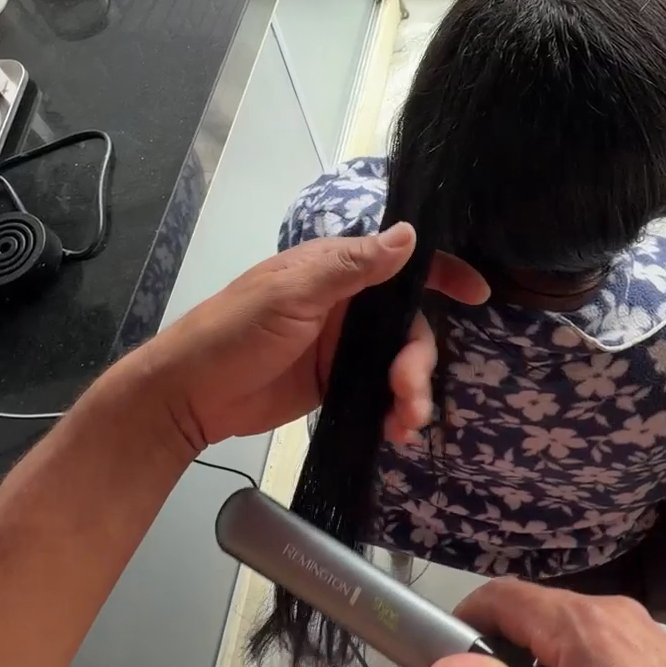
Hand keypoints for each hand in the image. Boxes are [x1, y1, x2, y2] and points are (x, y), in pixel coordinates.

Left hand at [136, 223, 489, 451]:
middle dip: (419, 359)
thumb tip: (410, 234)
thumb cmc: (234, 331)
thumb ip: (351, 267)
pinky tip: (395, 432)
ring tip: (405, 424)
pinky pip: (381, 391)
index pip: (399, 261)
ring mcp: (343, 346)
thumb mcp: (291, 295)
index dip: (441, 273)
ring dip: (412, 390)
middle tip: (409, 393)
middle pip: (408, 324)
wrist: (189, 397)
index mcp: (336, 269)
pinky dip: (394, 409)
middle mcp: (347, 303)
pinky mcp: (337, 383)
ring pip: (399, 361)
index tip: (477, 293)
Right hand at [422, 580, 665, 666]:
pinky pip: (601, 645)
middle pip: (534, 611)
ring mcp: (641, 629)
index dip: (466, 621)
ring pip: (567, 629)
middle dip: (503, 649)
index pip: (502, 595)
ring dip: (539, 660)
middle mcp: (611, 609)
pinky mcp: (661, 653)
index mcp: (581, 621)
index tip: (445, 659)